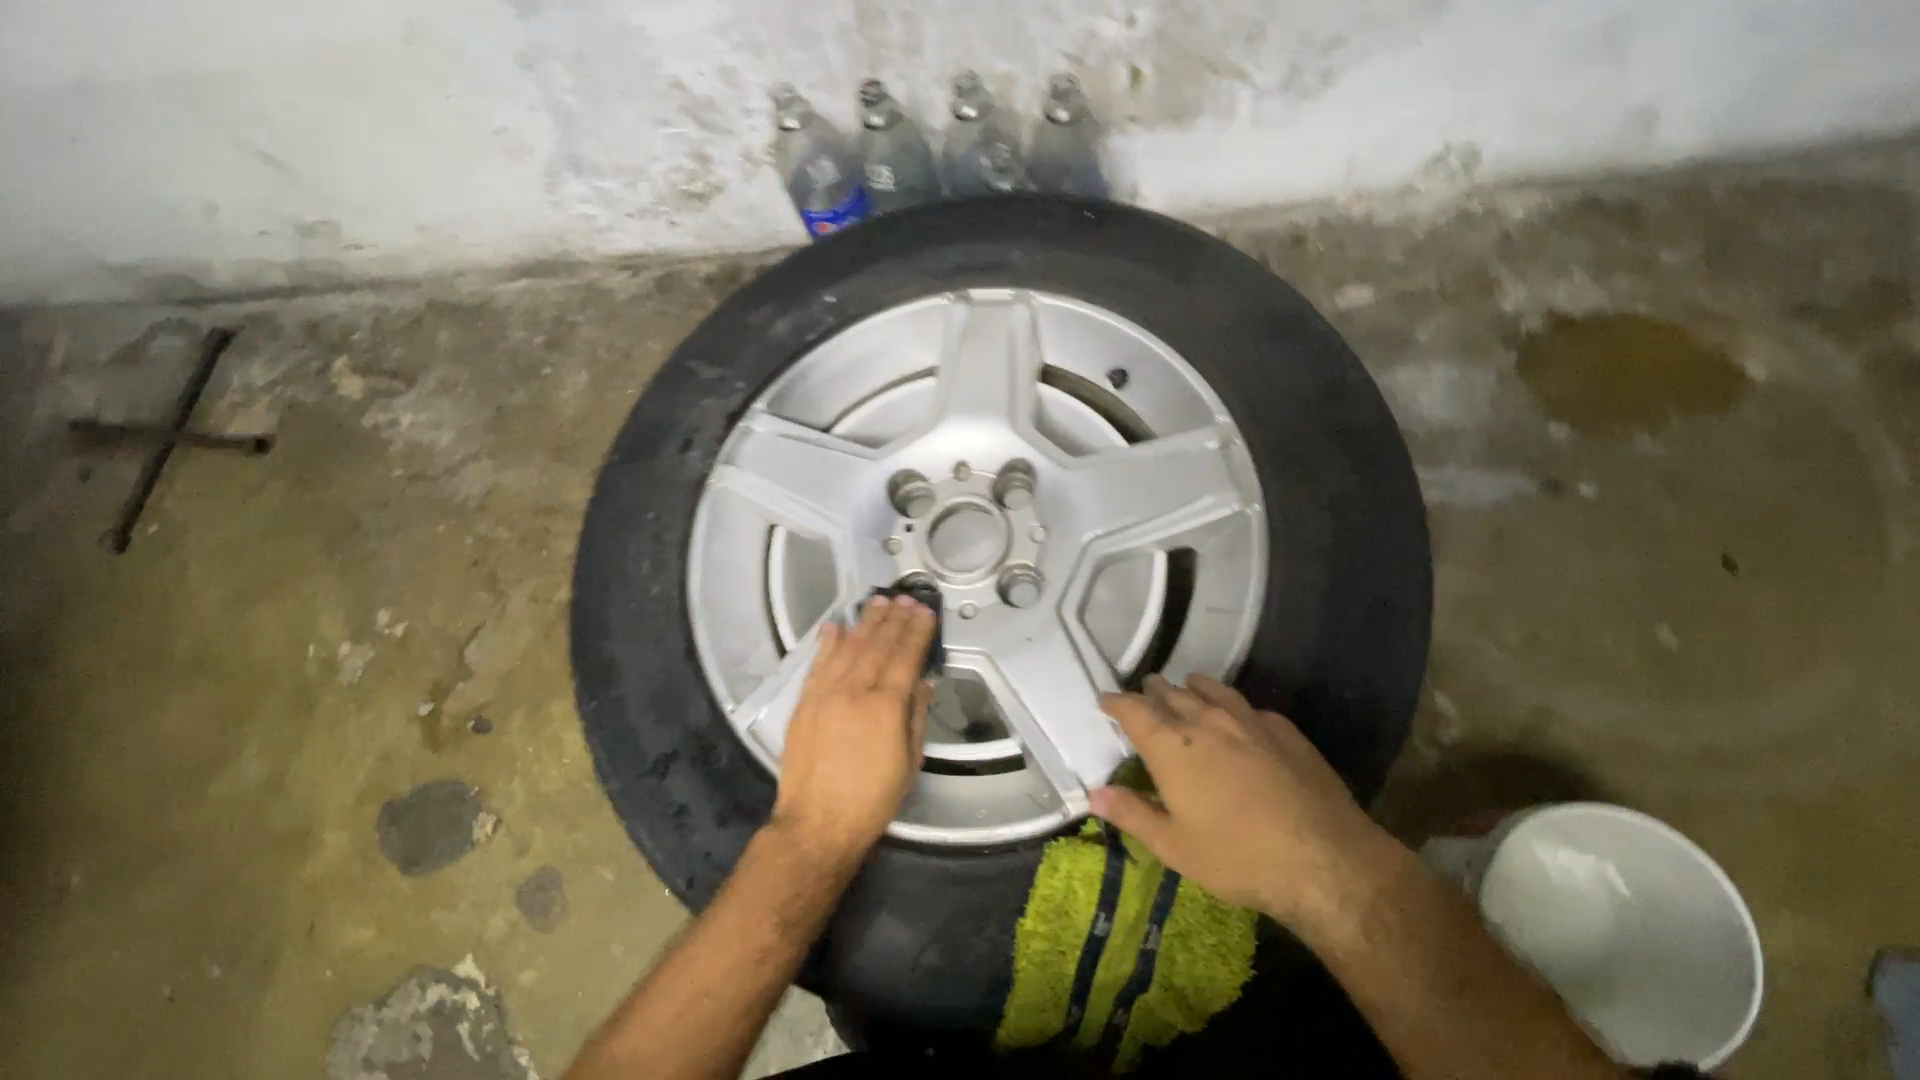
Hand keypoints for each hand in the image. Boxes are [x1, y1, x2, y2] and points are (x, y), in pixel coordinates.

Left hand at [770, 595, 935, 862]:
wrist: (817, 823)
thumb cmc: (872, 800)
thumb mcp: (909, 762)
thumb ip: (915, 717)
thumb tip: (922, 684)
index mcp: (885, 706)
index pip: (905, 657)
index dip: (917, 632)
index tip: (926, 611)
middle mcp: (854, 691)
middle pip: (877, 645)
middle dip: (894, 619)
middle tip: (906, 598)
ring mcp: (825, 695)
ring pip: (848, 648)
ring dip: (864, 623)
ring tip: (878, 601)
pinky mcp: (804, 704)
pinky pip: (818, 665)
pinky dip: (827, 644)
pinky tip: (835, 626)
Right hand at [1089, 674, 1401, 926]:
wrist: (1325, 859)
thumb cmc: (1238, 857)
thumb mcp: (1174, 846)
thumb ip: (1132, 814)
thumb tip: (1094, 793)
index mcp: (1172, 746)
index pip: (1134, 711)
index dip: (1116, 703)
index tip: (1105, 700)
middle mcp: (1207, 721)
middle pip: (1173, 694)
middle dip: (1153, 692)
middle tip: (1144, 694)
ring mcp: (1249, 721)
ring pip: (1212, 691)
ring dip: (1192, 688)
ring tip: (1185, 688)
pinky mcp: (1285, 730)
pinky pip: (1247, 706)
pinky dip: (1230, 705)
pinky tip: (1237, 717)